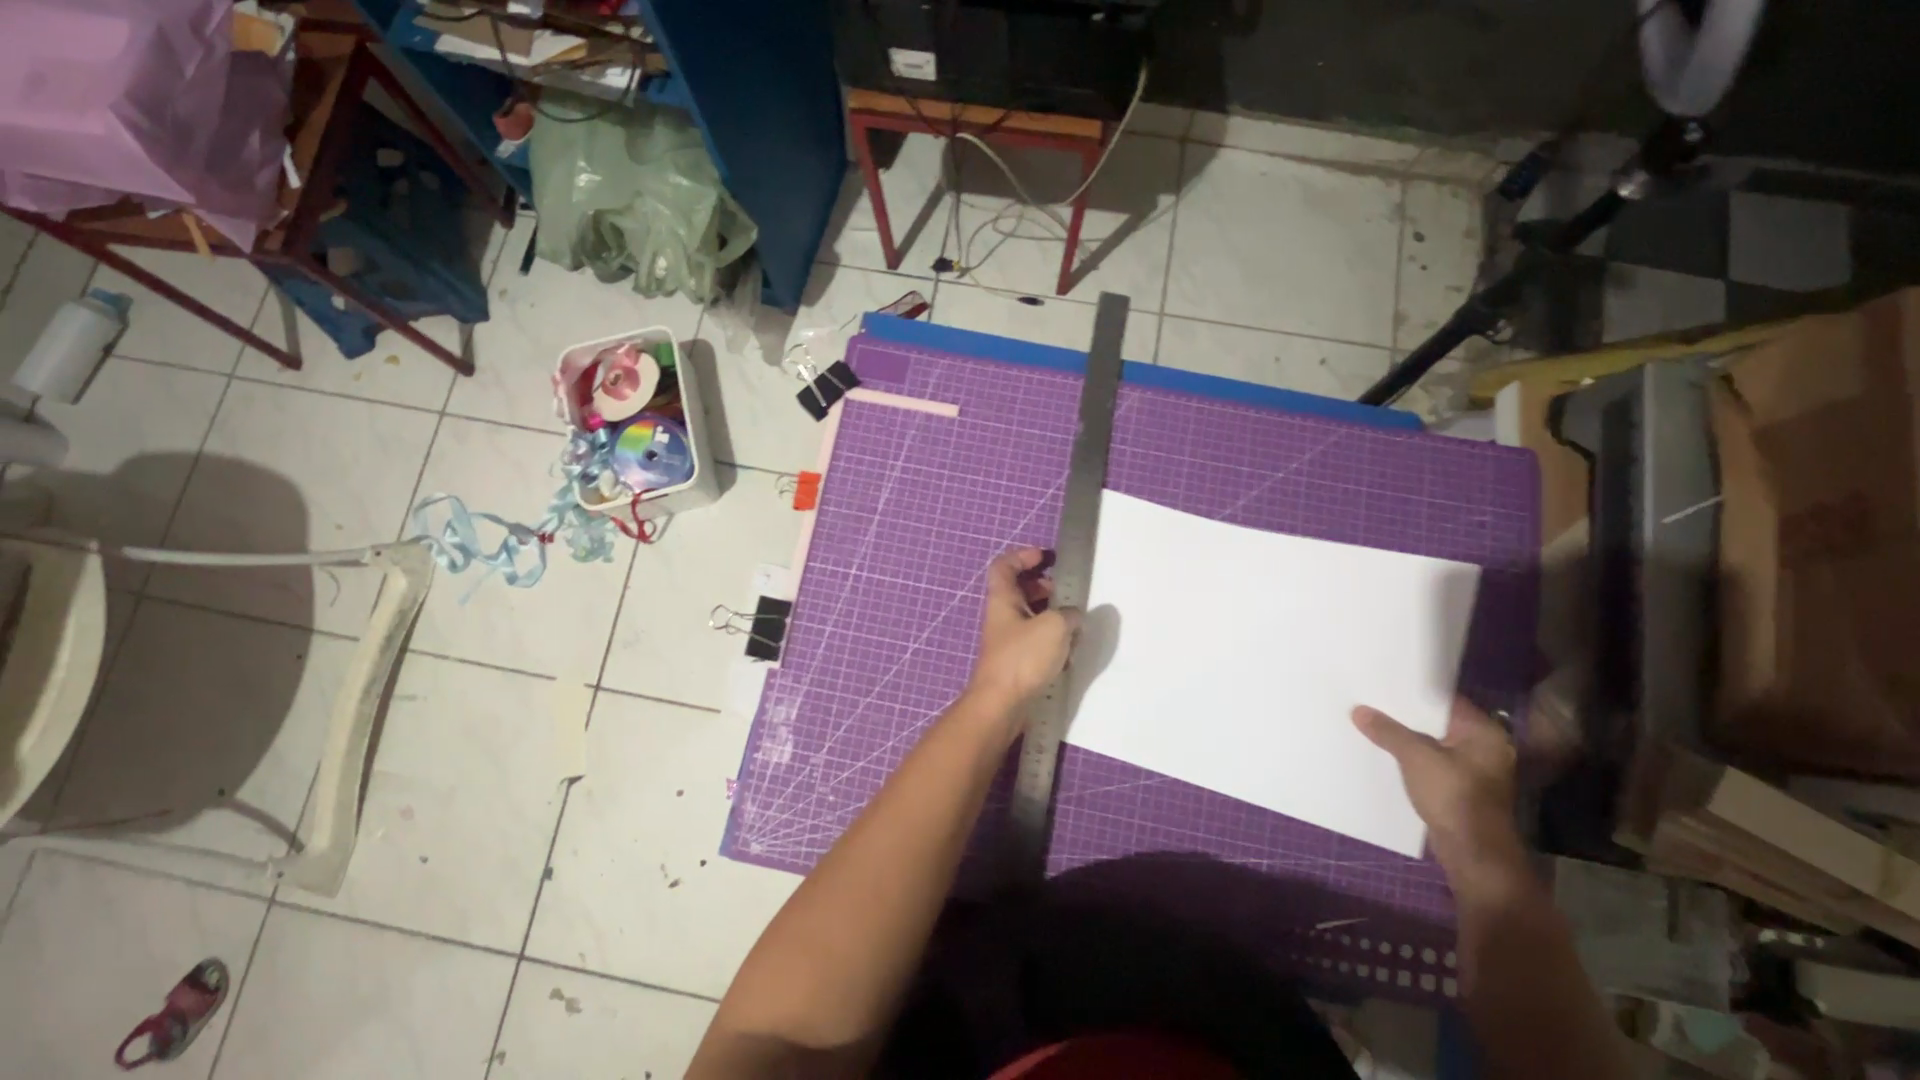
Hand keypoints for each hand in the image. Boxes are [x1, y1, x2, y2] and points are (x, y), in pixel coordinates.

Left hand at [967, 547, 1081, 714]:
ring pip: (1031, 617)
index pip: (1004, 566)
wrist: (1002, 704)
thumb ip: (1069, 614)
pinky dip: (1052, 641)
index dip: (1022, 556)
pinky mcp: (1016, 662)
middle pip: (1020, 591)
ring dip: (1053, 616)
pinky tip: (1070, 651)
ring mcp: (1008, 640)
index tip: (1046, 557)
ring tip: (1075, 623)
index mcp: (1003, 599)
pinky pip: (1036, 642)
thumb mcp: (1055, 626)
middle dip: (1044, 588)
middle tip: (1067, 593)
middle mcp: (1002, 616)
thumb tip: (1074, 616)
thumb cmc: (1023, 658)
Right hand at [1353, 698, 1525, 888]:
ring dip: (1408, 739)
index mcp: (1483, 732)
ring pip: (1434, 745)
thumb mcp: (1416, 757)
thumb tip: (1359, 710)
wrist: (1473, 852)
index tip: (1383, 684)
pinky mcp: (1461, 789)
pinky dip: (1413, 760)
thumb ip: (1388, 731)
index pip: (1445, 701)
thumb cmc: (1453, 796)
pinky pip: (1432, 764)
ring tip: (1373, 725)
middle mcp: (1484, 747)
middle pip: (1438, 723)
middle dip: (1406, 716)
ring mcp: (1474, 770)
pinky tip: (1387, 755)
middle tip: (1372, 702)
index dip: (1414, 692)